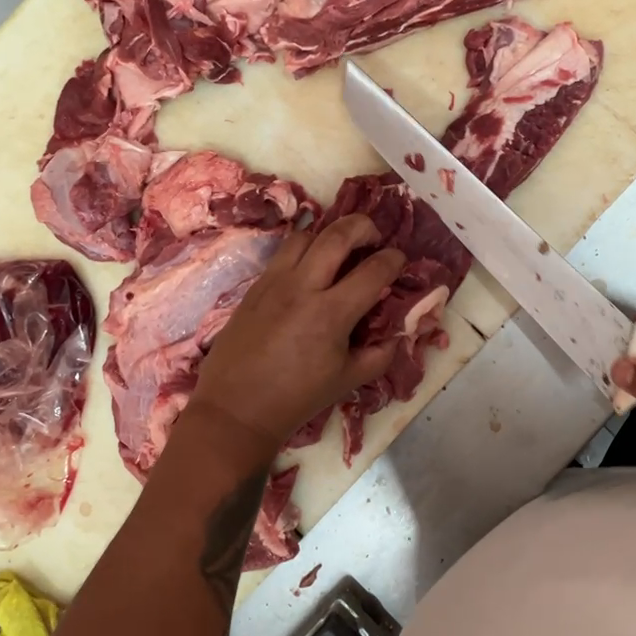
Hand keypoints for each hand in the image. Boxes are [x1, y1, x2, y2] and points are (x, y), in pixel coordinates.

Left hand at [189, 213, 406, 451]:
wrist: (235, 409)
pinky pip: (283, 253)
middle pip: (338, 234)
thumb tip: (398, 332)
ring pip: (306, 235)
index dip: (394, 260)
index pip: (374, 271)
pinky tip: (311, 266)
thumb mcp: (348, 381)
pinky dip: (304, 249)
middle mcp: (303, 287)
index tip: (399, 261)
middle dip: (364, 226)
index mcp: (331, 314)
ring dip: (329, 235)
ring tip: (340, 250)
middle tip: (374, 238)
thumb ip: (380, 353)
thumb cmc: (296, 399)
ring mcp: (274, 282)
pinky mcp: (255, 286)